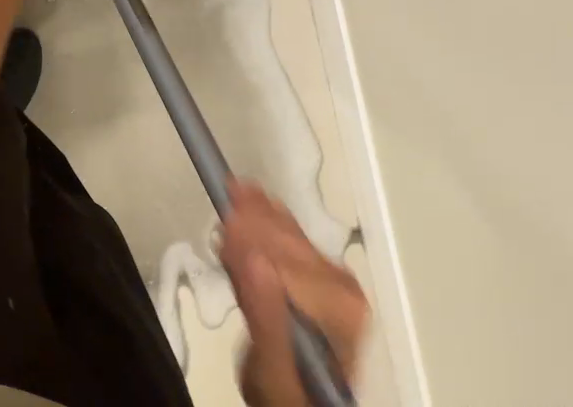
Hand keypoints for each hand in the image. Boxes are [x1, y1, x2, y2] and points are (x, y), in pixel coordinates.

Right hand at [221, 182, 367, 406]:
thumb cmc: (291, 399)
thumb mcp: (272, 374)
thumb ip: (266, 317)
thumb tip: (253, 261)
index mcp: (339, 311)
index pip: (288, 262)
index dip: (256, 239)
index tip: (227, 217)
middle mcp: (345, 292)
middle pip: (292, 245)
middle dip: (258, 220)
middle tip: (230, 187)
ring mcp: (338, 285)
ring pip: (293, 240)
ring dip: (262, 217)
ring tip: (239, 190)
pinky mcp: (326, 283)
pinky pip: (294, 244)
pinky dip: (271, 226)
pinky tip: (258, 209)